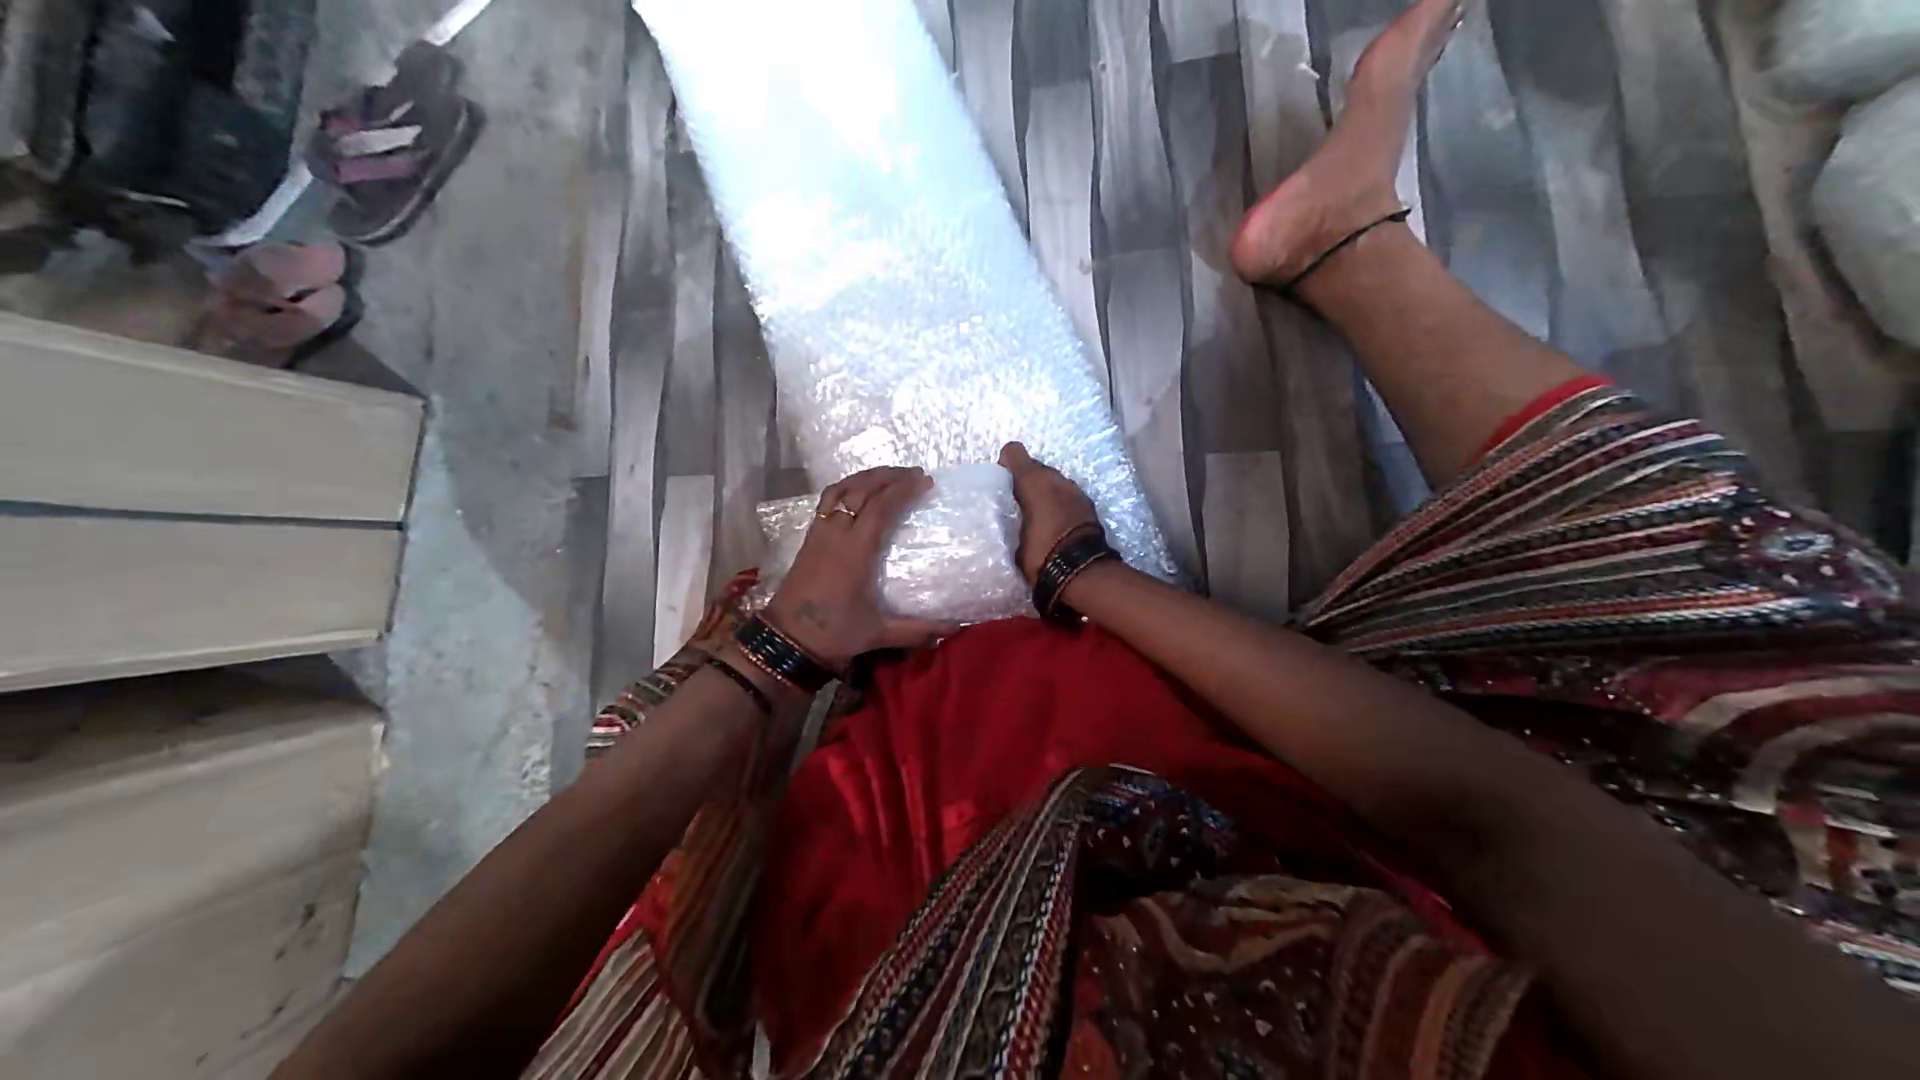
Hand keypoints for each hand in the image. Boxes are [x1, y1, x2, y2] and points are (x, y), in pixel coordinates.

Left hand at [764, 466, 958, 668]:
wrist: (786, 640)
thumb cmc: (833, 634)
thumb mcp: (878, 633)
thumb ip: (917, 629)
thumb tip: (955, 629)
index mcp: (855, 552)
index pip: (880, 508)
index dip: (903, 490)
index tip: (925, 480)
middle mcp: (836, 535)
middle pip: (860, 490)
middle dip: (888, 476)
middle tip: (913, 472)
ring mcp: (819, 533)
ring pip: (841, 490)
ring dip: (866, 477)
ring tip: (889, 475)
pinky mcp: (809, 539)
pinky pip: (828, 500)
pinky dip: (847, 487)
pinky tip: (859, 491)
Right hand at [999, 442, 1101, 583]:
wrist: (1083, 572)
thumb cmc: (1041, 554)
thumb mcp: (1013, 537)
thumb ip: (1009, 516)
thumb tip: (1007, 513)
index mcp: (1034, 482)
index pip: (1014, 453)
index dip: (1006, 463)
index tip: (1001, 482)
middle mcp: (1056, 479)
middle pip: (1036, 468)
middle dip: (1026, 480)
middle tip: (1015, 501)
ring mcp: (1076, 490)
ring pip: (1053, 481)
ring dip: (1044, 491)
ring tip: (1035, 513)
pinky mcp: (1089, 505)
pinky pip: (1066, 495)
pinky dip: (1059, 502)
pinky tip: (1053, 521)